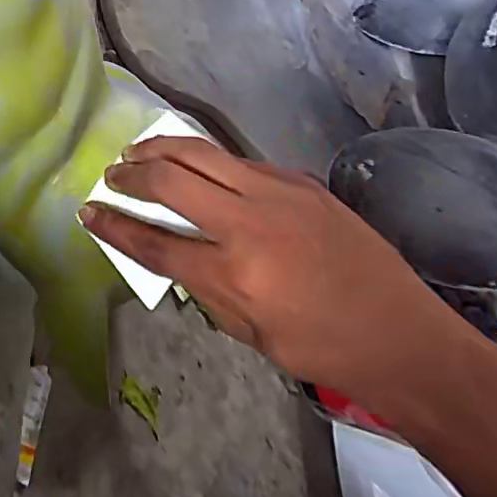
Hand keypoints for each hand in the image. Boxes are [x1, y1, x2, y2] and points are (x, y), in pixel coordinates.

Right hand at [79, 136, 468, 406]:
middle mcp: (251, 224)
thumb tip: (166, 249)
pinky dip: (203, 159)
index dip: (112, 224)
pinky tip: (195, 167)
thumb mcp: (249, 331)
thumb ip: (200, 285)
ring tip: (136, 153)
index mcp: (236, 274)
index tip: (88, 210)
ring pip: (197, 151)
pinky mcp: (298, 180)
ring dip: (157, 149)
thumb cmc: (324, 348)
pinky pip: (235, 160)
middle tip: (111, 176)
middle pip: (168, 180)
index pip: (153, 240)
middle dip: (128, 175)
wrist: (408, 337)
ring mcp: (277, 193)